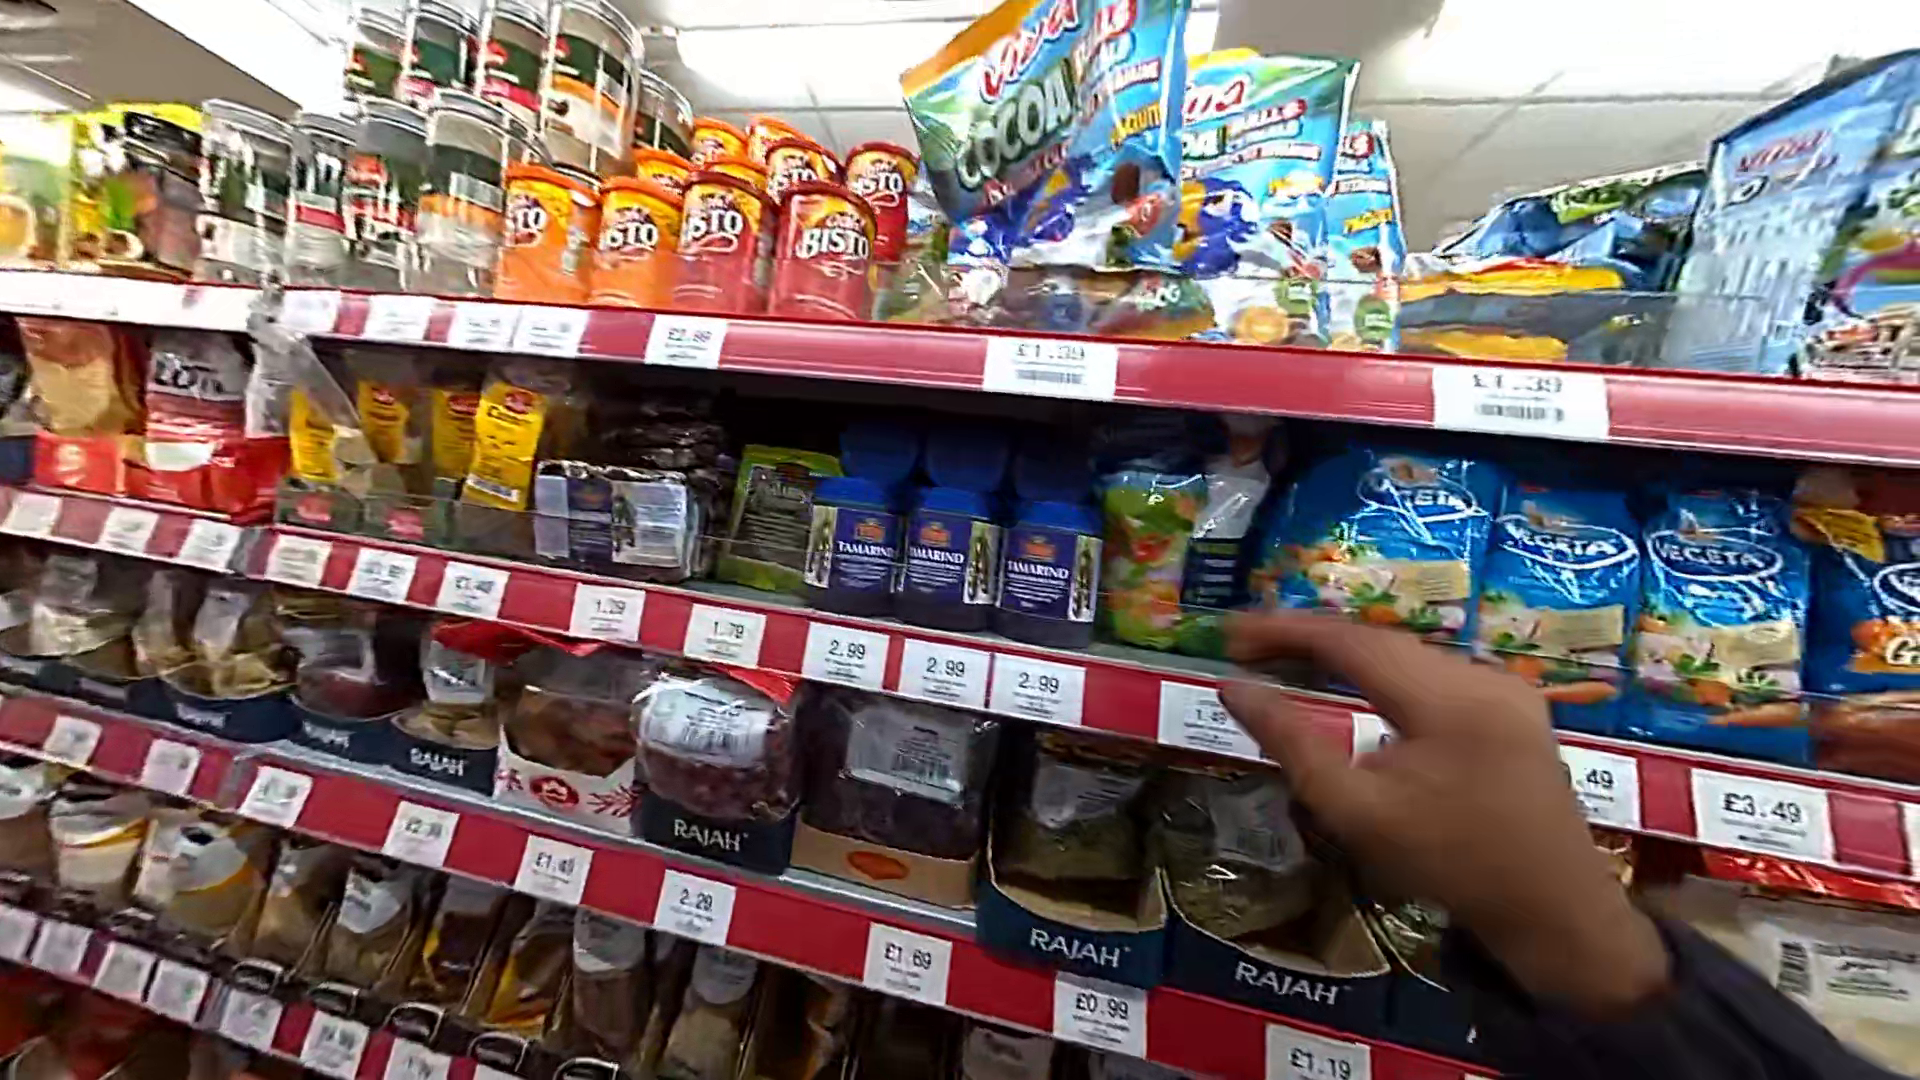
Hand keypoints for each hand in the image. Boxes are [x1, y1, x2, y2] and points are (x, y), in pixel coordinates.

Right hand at [1221, 611, 1669, 1016]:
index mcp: (1446, 702)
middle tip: (1246, 645)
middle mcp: (1478, 678)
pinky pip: (1423, 663)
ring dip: (1335, 646)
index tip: (1231, 632)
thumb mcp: (1349, 807)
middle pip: (1371, 636)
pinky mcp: (1508, 700)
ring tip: (1281, 655)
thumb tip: (1230, 688)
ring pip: (1397, 646)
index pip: (1346, 641)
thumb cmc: (1445, 863)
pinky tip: (1343, 672)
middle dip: (1303, 634)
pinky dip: (1371, 661)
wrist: (1557, 916)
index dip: (1282, 630)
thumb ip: (1287, 740)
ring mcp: (1500, 686)